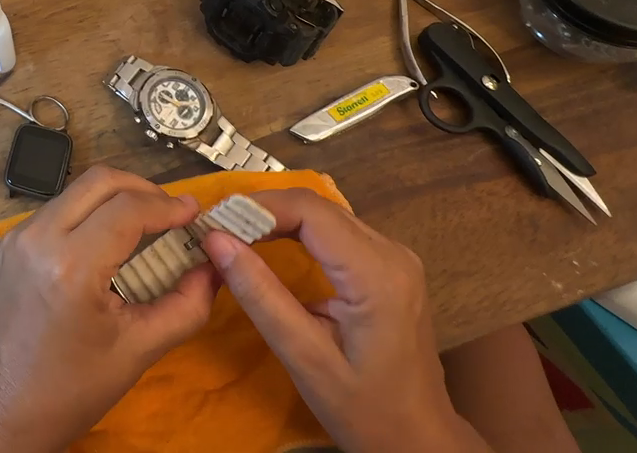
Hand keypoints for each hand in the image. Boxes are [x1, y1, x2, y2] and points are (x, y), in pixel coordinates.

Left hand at [0, 166, 216, 452]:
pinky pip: (60, 207)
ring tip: (149, 223)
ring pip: (77, 189)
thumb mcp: (139, 350)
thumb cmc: (73, 387)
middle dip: (143, 188)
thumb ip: (186, 305)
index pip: (127, 208)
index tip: (197, 212)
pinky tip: (113, 236)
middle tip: (174, 212)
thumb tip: (215, 266)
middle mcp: (39, 237)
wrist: (6, 406)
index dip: (167, 205)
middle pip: (99, 181)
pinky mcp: (12, 240)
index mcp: (71, 266)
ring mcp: (19, 234)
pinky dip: (91, 210)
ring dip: (117, 196)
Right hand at [199, 188, 488, 452]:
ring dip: (275, 217)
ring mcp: (393, 256)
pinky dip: (294, 228)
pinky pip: (332, 229)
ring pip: (322, 213)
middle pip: (315, 207)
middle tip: (216, 227)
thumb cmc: (366, 409)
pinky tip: (266, 241)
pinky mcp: (387, 264)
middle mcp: (391, 253)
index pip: (309, 210)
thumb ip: (261, 296)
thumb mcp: (306, 358)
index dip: (257, 207)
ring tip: (233, 232)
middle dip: (261, 211)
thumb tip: (215, 240)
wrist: (421, 441)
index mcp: (376, 275)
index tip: (215, 222)